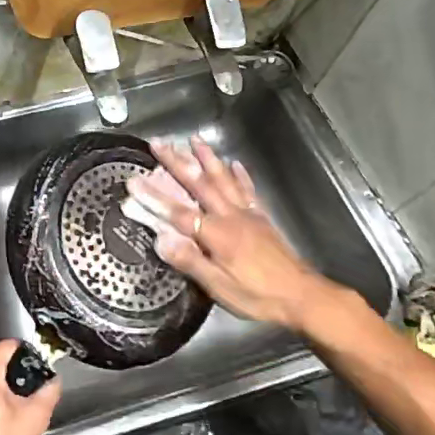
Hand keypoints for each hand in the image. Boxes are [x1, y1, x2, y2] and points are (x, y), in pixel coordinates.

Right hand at [127, 136, 338, 330]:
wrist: (301, 295)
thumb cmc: (257, 295)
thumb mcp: (219, 287)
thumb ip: (190, 261)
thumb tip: (160, 239)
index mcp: (216, 234)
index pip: (177, 212)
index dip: (154, 197)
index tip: (133, 181)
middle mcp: (230, 216)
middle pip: (200, 184)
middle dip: (177, 162)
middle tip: (159, 142)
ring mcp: (248, 214)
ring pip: (223, 179)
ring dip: (207, 158)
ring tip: (194, 139)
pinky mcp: (262, 217)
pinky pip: (248, 190)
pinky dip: (239, 175)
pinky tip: (234, 163)